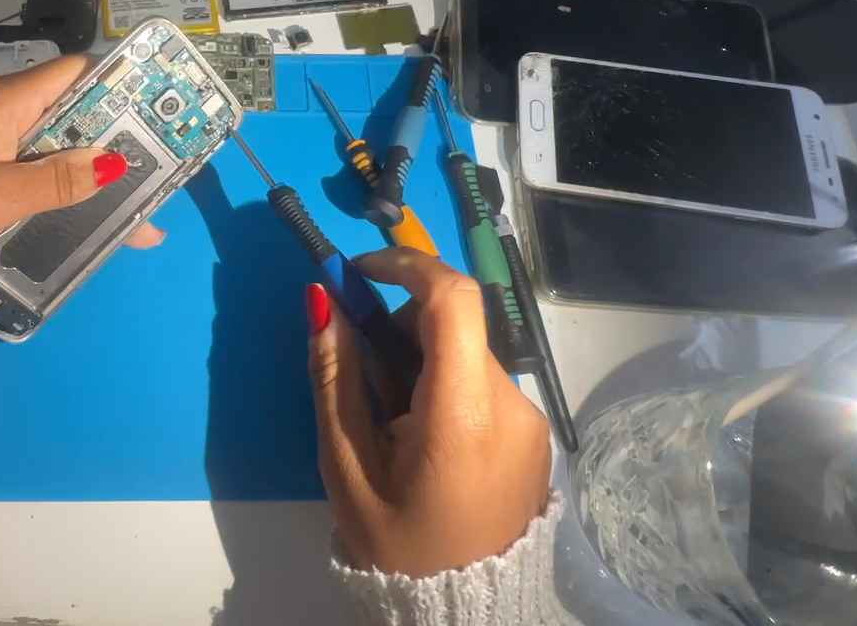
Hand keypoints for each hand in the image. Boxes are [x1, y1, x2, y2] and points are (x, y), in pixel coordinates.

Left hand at [0, 54, 163, 286]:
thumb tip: (113, 160)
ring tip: (139, 209)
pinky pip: (32, 171)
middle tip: (162, 172)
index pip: (75, 73)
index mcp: (3, 103)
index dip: (120, 86)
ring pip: (55, 148)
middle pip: (72, 114)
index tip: (160, 113)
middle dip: (117, 139)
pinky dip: (62, 189)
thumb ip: (55, 180)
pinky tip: (88, 218)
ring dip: (93, 171)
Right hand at [307, 248, 552, 576]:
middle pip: (451, 325)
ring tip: (393, 419)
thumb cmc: (395, 542)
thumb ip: (333, 373)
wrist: (463, 616)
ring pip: (464, 349)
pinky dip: (444, 381)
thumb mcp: (344, 462)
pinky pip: (481, 378)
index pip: (453, 300)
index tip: (363, 270)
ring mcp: (530, 421)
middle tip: (366, 377)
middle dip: (400, 328)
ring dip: (420, 358)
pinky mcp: (534, 432)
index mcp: (463, 415)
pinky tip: (423, 433)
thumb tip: (322, 298)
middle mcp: (510, 406)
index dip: (408, 266)